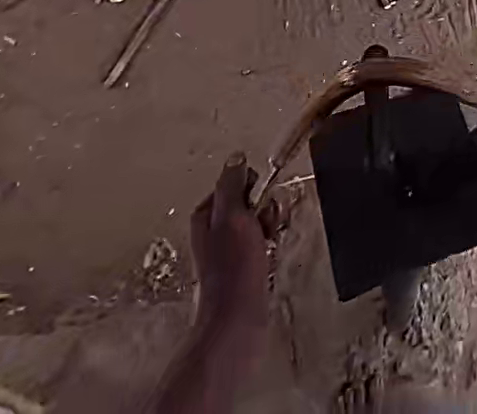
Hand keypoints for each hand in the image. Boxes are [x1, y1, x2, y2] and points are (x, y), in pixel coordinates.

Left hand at [189, 155, 274, 331]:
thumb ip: (233, 184)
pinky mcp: (242, 267)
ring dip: (270, 228)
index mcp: (206, 213)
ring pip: (258, 222)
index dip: (254, 189)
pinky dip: (270, 246)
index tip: (259, 206)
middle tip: (265, 228)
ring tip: (269, 246)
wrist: (237, 321)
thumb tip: (236, 156)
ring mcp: (228, 249)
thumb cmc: (234, 267)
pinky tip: (269, 258)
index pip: (237, 181)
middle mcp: (214, 229)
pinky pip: (262, 243)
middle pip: (249, 202)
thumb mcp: (232, 216)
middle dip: (264, 211)